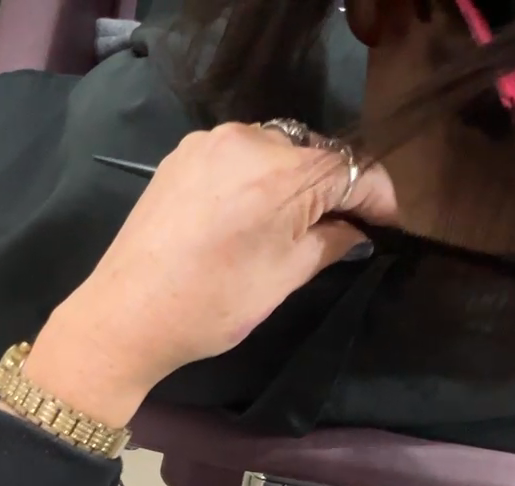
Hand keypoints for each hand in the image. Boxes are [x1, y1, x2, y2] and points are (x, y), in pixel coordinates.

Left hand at [22, 123, 399, 425]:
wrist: (125, 315)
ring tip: (287, 226)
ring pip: (275, 150)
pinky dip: (255, 179)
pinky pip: (237, 156)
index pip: (353, 166)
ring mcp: (209, 143)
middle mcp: (249, 140)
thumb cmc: (209, 307)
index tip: (388, 224)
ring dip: (291, 182)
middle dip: (333, 189)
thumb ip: (329, 243)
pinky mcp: (182, 155)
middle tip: (339, 231)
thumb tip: (356, 229)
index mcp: (282, 173)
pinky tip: (246, 215)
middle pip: (314, 153)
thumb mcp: (282, 280)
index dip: (378, 196)